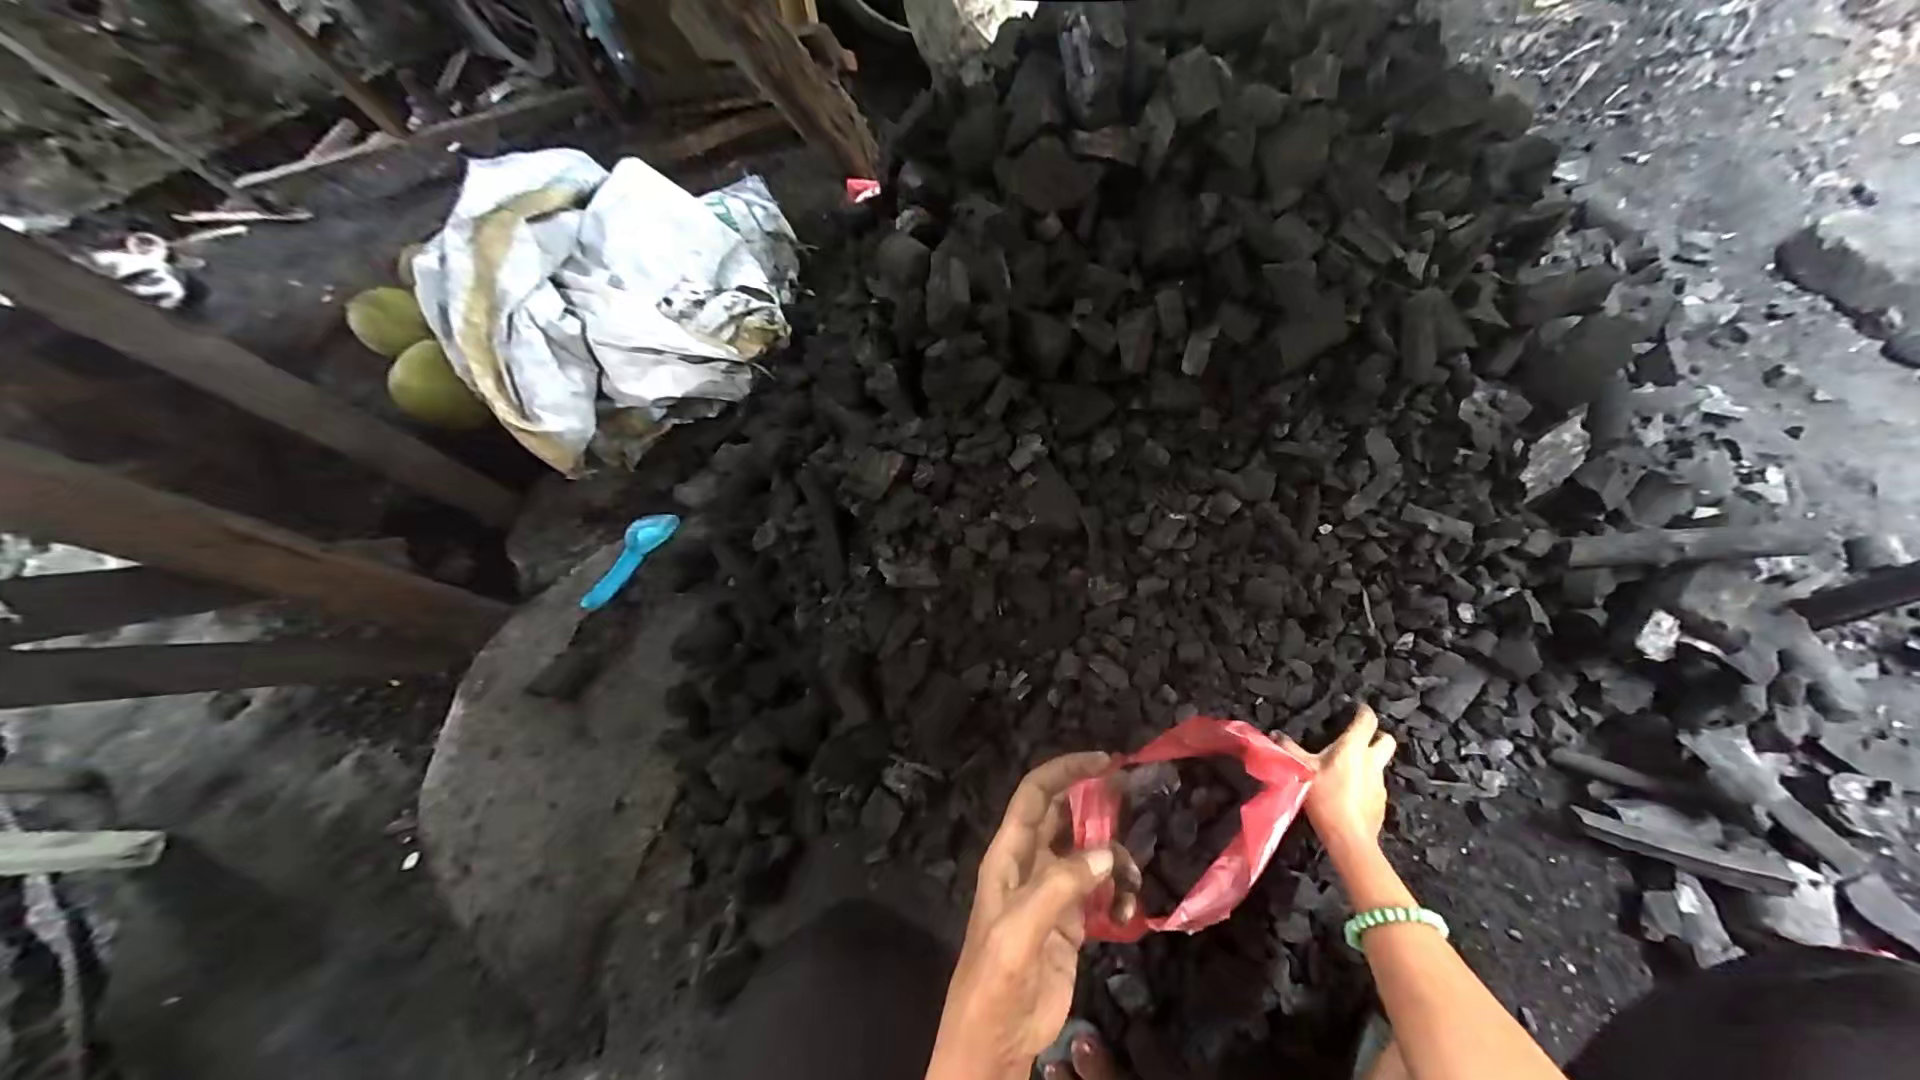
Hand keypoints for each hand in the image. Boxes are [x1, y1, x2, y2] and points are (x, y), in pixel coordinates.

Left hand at [925, 752, 1126, 1079]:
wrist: (996, 1039)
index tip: (1103, 760)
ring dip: (1113, 858)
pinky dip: (1117, 893)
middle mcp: (1030, 864)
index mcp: (1008, 855)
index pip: (1034, 796)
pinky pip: (1100, 890)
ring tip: (1129, 881)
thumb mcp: (1019, 930)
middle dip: (1096, 805)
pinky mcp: (1072, 921)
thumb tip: (1104, 854)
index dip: (1064, 771)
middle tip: (1134, 799)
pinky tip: (1125, 912)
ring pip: (1088, 853)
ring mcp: (1052, 892)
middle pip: (1064, 817)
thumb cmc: (996, 979)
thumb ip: (1059, 887)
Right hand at [1282, 703, 1396, 853]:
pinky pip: (1375, 783)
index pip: (1367, 721)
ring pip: (1380, 762)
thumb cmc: (1325, 796)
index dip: (1363, 711)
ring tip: (1347, 766)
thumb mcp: (1300, 769)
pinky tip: (1349, 791)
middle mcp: (1372, 761)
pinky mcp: (1381, 800)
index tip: (1356, 707)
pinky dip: (1365, 781)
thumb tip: (1275, 734)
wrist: (1349, 836)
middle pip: (1387, 740)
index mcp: (1354, 748)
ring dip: (1368, 760)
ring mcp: (1380, 782)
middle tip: (1359, 737)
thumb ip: (1288, 749)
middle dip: (1377, 735)